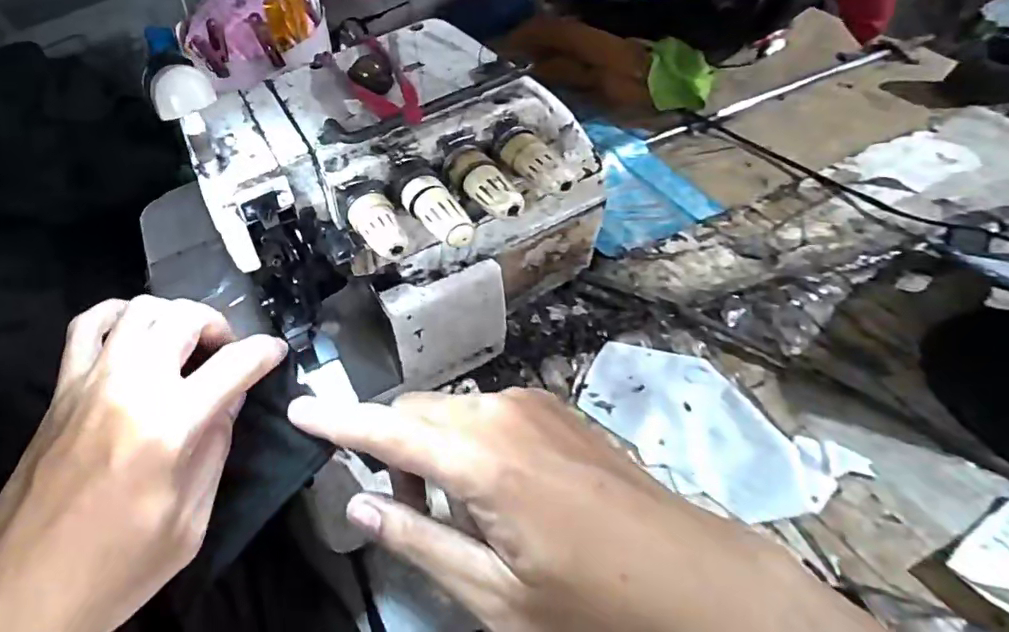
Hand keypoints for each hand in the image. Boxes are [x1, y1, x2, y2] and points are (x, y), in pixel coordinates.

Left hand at [0, 296, 287, 631]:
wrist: (27, 586)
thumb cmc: (116, 568)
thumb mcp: (188, 524)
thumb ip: (215, 450)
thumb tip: (231, 400)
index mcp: (169, 425)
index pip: (231, 366)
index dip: (262, 353)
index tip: (275, 350)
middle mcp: (131, 384)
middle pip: (184, 318)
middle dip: (216, 324)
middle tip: (225, 350)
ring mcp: (92, 377)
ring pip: (141, 309)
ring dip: (172, 315)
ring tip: (183, 341)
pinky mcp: (63, 383)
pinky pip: (88, 323)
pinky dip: (116, 313)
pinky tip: (131, 329)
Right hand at [288, 389, 879, 631]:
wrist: (712, 585)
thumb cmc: (599, 606)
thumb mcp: (500, 597)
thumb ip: (419, 542)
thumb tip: (357, 507)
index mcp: (479, 459)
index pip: (384, 429)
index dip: (335, 420)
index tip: (296, 409)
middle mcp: (495, 411)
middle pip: (413, 411)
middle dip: (385, 443)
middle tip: (387, 497)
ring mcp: (527, 402)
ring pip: (446, 409)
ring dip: (426, 444)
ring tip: (446, 504)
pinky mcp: (550, 406)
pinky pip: (482, 411)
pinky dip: (462, 439)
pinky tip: (490, 486)